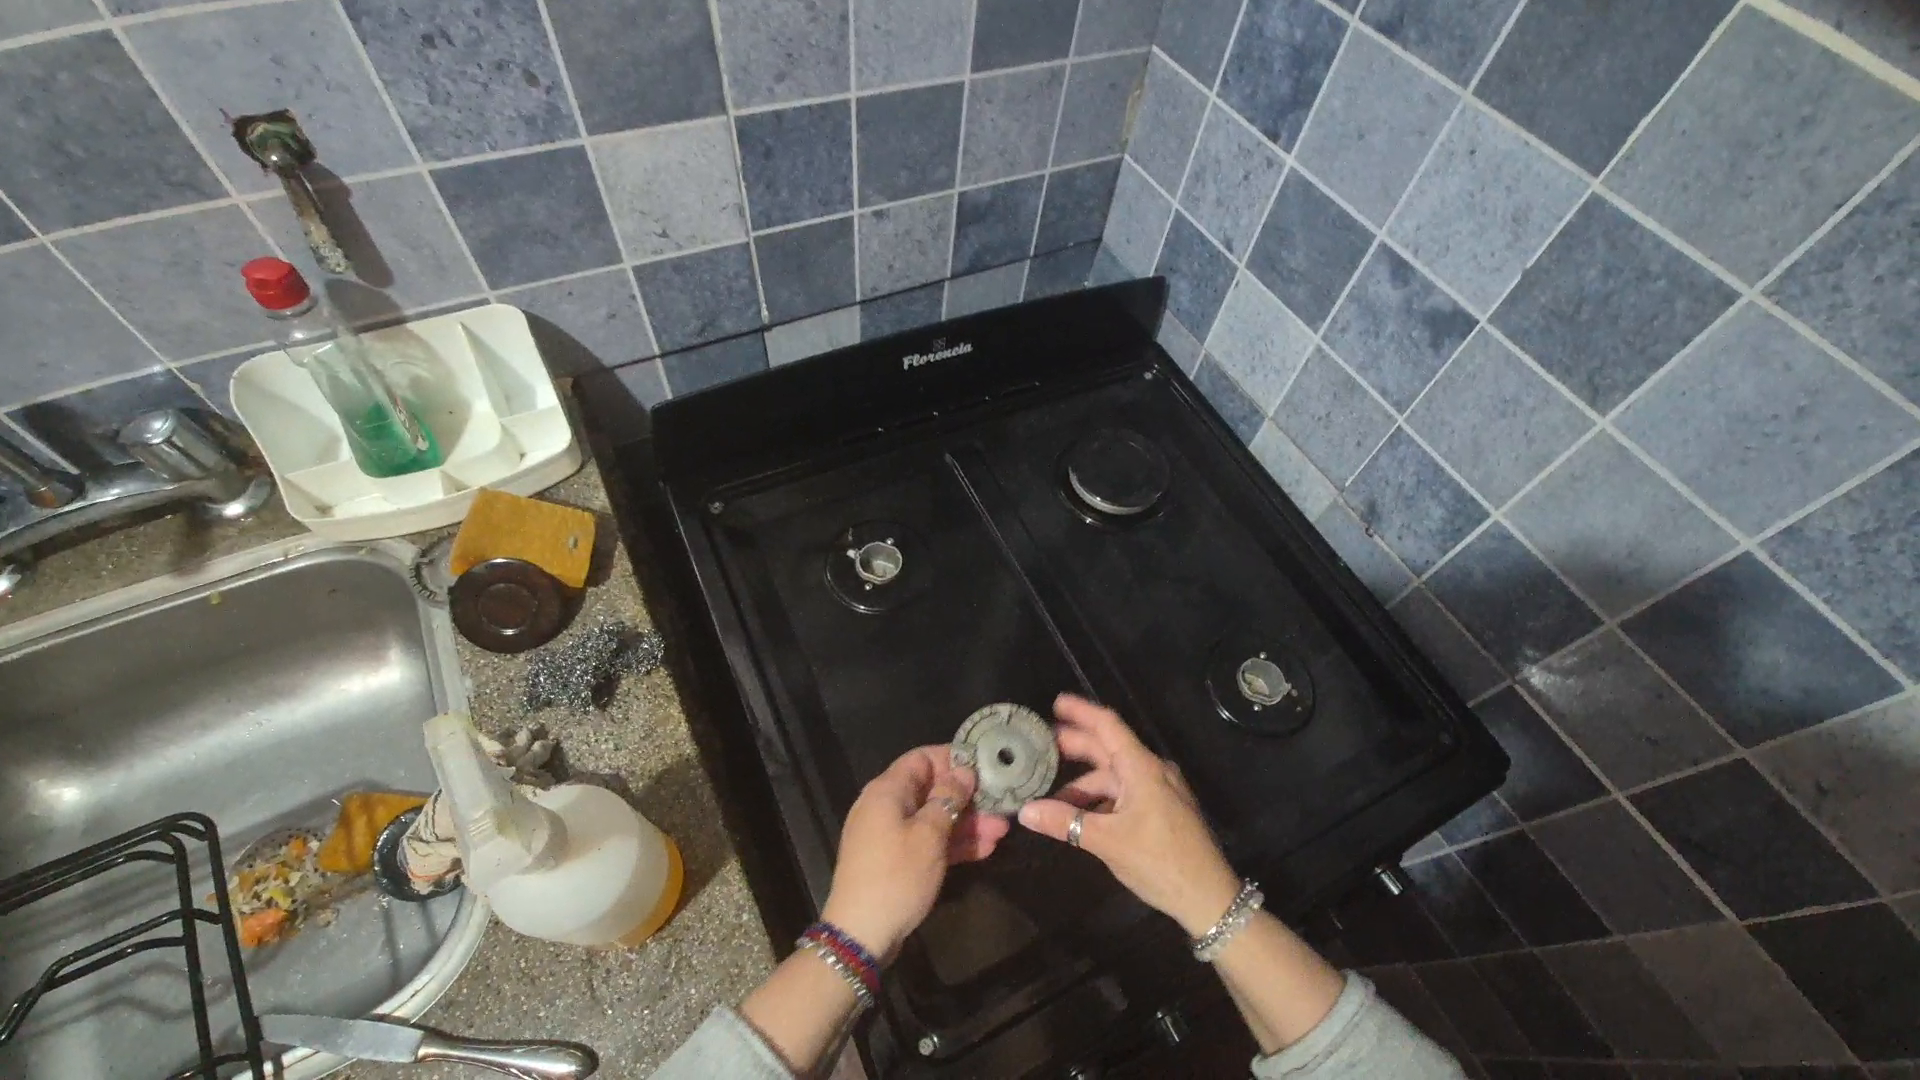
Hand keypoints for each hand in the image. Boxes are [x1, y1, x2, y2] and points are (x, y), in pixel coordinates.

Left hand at [821, 745, 1010, 960]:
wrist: (861, 935)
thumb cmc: (896, 876)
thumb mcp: (928, 835)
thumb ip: (948, 800)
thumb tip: (963, 772)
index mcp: (887, 791)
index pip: (921, 759)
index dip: (953, 759)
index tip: (985, 766)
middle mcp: (886, 807)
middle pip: (931, 791)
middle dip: (967, 798)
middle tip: (1001, 805)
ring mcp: (890, 836)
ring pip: (933, 819)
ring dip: (966, 823)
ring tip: (1002, 830)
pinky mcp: (896, 861)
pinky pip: (928, 842)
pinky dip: (953, 844)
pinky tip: (985, 849)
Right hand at [1018, 694, 1243, 937]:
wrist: (1209, 898)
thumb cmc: (1160, 861)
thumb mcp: (1107, 841)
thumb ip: (1065, 823)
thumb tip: (1026, 811)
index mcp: (1141, 768)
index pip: (1108, 726)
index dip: (1081, 711)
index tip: (1056, 703)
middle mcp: (1151, 772)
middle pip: (1108, 748)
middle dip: (1076, 745)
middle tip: (1042, 744)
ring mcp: (1159, 792)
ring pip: (1114, 776)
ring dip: (1084, 783)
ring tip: (1051, 792)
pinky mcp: (1161, 811)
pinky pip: (1124, 794)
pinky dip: (1100, 799)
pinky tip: (1080, 815)